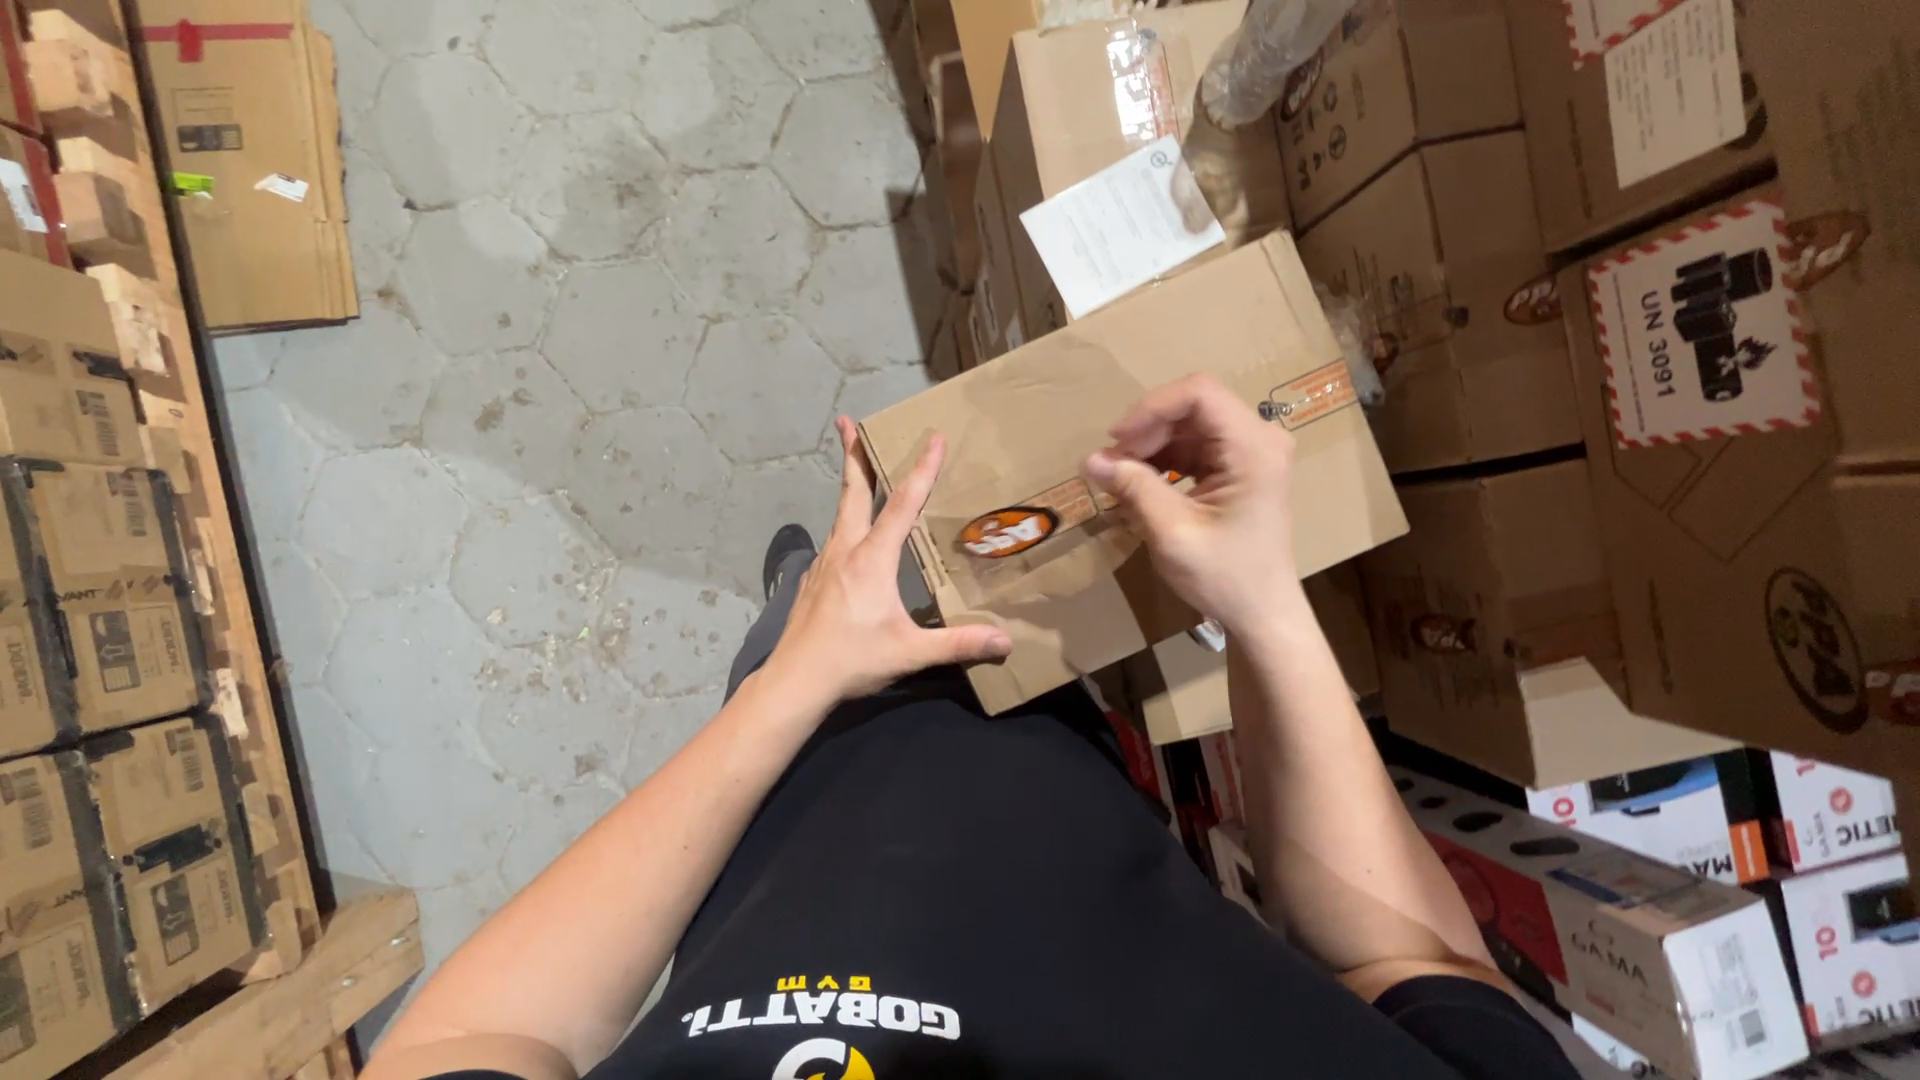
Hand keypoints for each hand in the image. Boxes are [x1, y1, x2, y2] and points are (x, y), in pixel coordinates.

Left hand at [759, 417, 1012, 706]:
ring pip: (839, 516)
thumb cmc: (851, 661)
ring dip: (849, 488)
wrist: (793, 681)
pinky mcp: (812, 582)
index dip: (921, 470)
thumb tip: (1006, 642)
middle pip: (852, 493)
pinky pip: (832, 542)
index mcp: (872, 560)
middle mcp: (845, 552)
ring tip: (856, 472)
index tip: (933, 438)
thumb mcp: (909, 652)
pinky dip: (843, 526)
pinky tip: (848, 541)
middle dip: (853, 455)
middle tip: (847, 422)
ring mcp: (823, 565)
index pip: (902, 505)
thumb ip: (957, 644)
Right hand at [1082, 375, 1300, 637]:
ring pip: (1189, 424)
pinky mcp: (1239, 468)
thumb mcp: (1172, 533)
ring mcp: (1250, 452)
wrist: (1261, 612)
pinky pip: (1194, 445)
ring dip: (1150, 444)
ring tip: (1120, 475)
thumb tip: (1090, 459)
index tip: (1117, 439)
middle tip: (1111, 463)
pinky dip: (1163, 458)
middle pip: (1192, 406)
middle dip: (1146, 429)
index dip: (1150, 407)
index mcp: (1254, 448)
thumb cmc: (1224, 576)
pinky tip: (1140, 483)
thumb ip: (1134, 489)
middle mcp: (1258, 438)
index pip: (1198, 393)